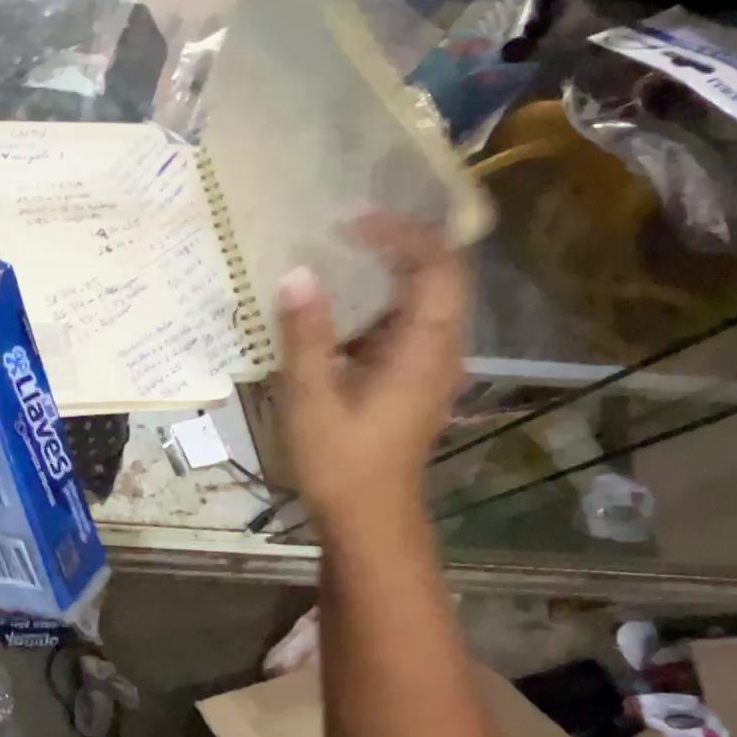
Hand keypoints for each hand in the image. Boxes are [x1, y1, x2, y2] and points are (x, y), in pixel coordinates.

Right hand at [277, 213, 468, 526]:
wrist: (368, 517)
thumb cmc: (341, 463)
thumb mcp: (312, 401)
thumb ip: (305, 337)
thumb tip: (295, 274)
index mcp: (424, 349)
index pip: (434, 267)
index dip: (399, 232)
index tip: (348, 219)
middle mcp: (440, 347)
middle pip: (437, 273)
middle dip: (396, 239)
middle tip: (342, 222)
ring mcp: (428, 363)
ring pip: (421, 296)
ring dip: (384, 267)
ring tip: (334, 250)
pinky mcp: (410, 376)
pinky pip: (401, 320)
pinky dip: (372, 299)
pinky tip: (332, 303)